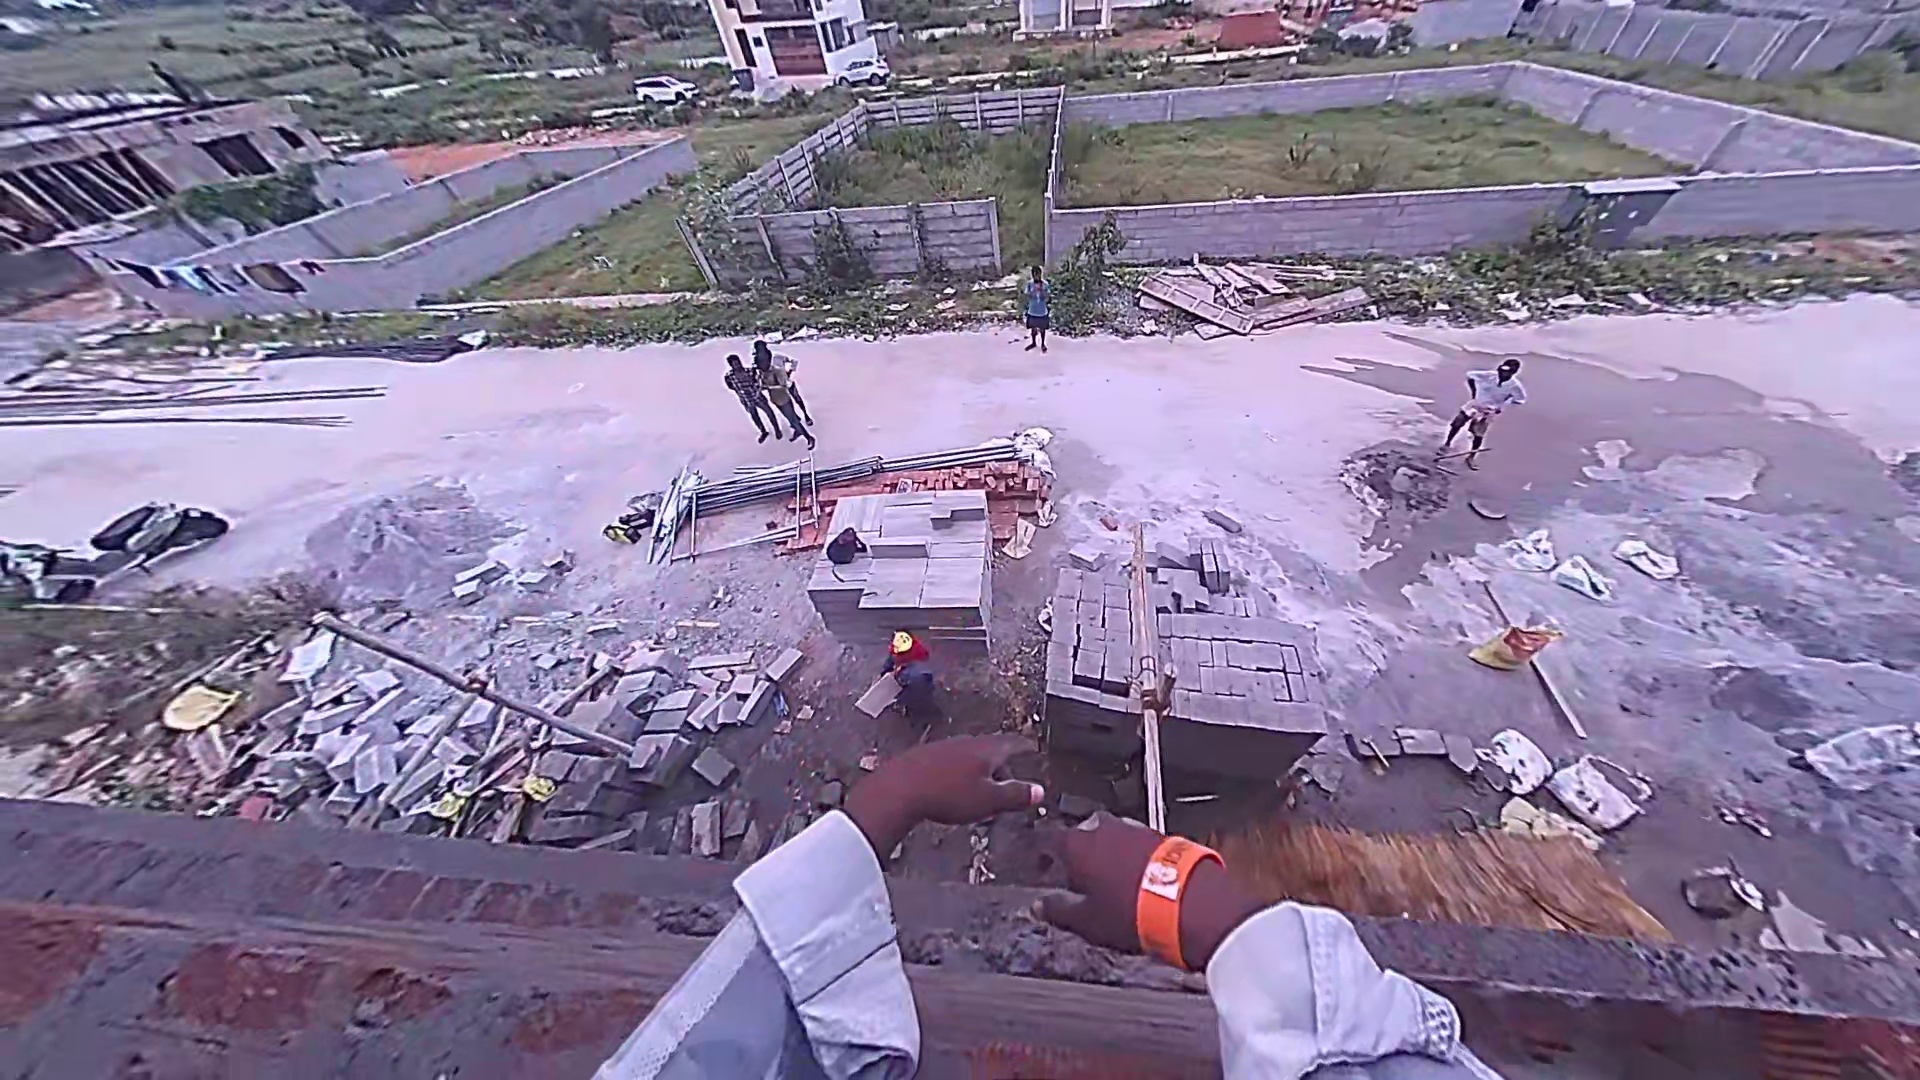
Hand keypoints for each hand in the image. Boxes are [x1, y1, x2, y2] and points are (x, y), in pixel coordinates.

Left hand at [843, 734, 1042, 856]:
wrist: (900, 788)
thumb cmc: (948, 794)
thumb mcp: (989, 800)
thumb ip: (1015, 795)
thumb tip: (1039, 791)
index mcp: (987, 749)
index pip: (1013, 743)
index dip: (1024, 747)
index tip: (1031, 748)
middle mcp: (967, 742)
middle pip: (992, 750)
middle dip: (1002, 765)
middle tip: (1009, 784)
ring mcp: (945, 746)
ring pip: (971, 755)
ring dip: (980, 770)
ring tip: (982, 791)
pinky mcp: (927, 756)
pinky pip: (951, 762)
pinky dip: (960, 773)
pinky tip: (954, 789)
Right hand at [1037, 814, 1264, 970]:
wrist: (1188, 902)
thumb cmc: (1133, 912)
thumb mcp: (1088, 921)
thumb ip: (1058, 910)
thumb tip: (1039, 906)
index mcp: (1076, 843)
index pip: (1046, 840)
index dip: (1039, 854)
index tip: (1038, 866)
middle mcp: (1099, 826)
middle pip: (1077, 836)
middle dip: (1074, 855)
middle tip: (1076, 881)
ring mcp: (1128, 827)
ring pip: (1104, 837)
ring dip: (1102, 853)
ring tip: (1109, 882)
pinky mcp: (1153, 833)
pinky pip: (1130, 841)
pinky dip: (1126, 855)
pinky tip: (1133, 876)